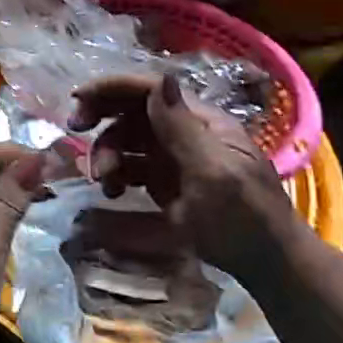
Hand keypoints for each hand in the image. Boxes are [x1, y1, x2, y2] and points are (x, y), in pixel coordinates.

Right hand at [70, 74, 310, 278]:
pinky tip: (113, 193)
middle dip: (101, 116)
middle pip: (132, 110)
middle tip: (74, 130)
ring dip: (106, 152)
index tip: (77, 98)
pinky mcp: (166, 183)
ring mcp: (175, 158)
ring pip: (127, 140)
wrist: (268, 264)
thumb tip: (160, 78)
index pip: (150, 89)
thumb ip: (182, 128)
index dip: (111, 87)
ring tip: (102, 180)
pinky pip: (130, 167)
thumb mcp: (213, 173)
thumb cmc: (244, 218)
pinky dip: (115, 175)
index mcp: (201, 121)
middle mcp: (185, 132)